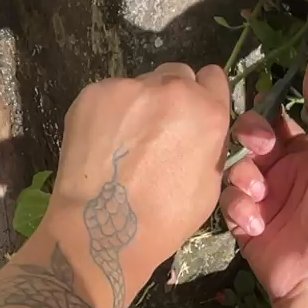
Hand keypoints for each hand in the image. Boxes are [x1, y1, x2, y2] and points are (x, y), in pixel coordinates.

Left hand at [50, 63, 232, 287]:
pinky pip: (108, 96)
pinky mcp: (94, 93)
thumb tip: (199, 132)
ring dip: (138, 107)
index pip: (213, 78)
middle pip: (177, 76)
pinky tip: (102, 147)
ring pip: (140, 86)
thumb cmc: (164, 221)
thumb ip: (209, 144)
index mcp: (209, 113)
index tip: (191, 119)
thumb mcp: (209, 187)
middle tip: (156, 136)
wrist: (105, 230)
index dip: (203, 98)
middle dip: (171, 99)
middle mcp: (173, 90)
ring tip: (125, 147)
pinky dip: (107, 115)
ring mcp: (130, 87)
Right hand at [221, 51, 307, 307]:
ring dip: (244, 178)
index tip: (267, 112)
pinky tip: (256, 225)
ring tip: (260, 200)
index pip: (278, 117)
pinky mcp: (242, 221)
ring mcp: (259, 196)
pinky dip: (239, 209)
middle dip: (249, 137)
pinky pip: (227, 199)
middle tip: (259, 151)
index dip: (268, 110)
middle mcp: (281, 169)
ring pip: (234, 165)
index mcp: (307, 151)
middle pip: (249, 135)